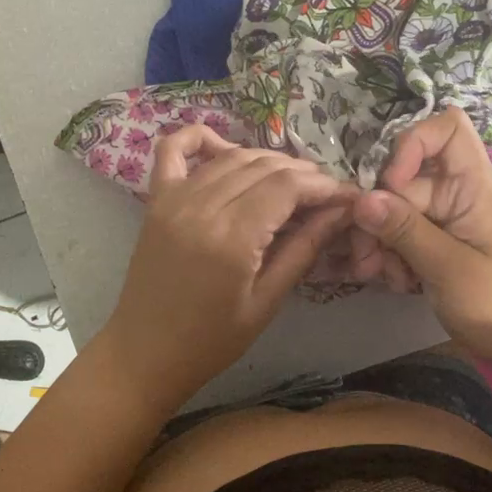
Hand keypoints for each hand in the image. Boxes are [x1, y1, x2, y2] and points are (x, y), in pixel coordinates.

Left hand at [100, 126, 354, 400]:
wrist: (145, 353)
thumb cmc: (210, 340)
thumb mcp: (266, 302)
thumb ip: (303, 250)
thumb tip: (339, 212)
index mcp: (232, 238)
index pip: (287, 186)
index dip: (322, 186)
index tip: (346, 197)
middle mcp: (202, 207)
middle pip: (262, 166)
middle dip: (302, 173)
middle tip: (325, 195)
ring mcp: (174, 200)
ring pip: (230, 157)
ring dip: (266, 160)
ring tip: (292, 181)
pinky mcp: (156, 201)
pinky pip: (172, 150)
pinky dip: (200, 138)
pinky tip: (225, 147)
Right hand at [349, 108, 491, 358]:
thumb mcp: (449, 268)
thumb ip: (405, 230)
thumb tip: (361, 199)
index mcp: (475, 187)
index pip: (446, 130)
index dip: (410, 145)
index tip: (388, 185)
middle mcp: (458, 195)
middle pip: (403, 181)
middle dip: (378, 215)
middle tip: (364, 255)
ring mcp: (446, 221)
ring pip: (394, 211)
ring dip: (379, 242)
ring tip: (379, 276)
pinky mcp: (436, 245)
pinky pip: (400, 237)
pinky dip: (390, 257)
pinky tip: (394, 283)